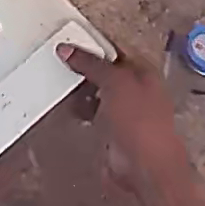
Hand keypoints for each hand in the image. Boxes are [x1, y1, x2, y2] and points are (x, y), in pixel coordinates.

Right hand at [56, 43, 193, 180]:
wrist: (145, 169)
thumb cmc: (140, 122)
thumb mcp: (115, 82)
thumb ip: (91, 63)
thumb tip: (67, 49)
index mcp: (143, 72)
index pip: (116, 48)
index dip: (93, 41)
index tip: (69, 36)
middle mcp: (135, 88)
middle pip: (104, 68)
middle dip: (83, 64)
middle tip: (60, 57)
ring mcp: (123, 110)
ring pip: (96, 89)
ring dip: (79, 86)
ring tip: (59, 79)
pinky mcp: (111, 128)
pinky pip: (90, 109)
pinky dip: (79, 106)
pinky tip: (68, 104)